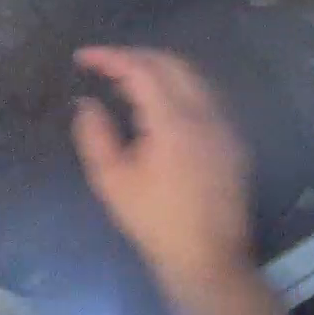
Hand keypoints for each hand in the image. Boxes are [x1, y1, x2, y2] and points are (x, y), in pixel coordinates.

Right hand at [70, 47, 254, 300]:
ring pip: (192, 76)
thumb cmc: (153, 220)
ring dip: (156, 68)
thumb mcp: (110, 179)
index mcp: (174, 122)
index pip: (140, 69)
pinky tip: (156, 102)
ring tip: (124, 79)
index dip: (109, 57)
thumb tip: (87, 103)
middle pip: (171, 63)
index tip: (82, 57)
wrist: (208, 259)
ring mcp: (224, 127)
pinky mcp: (232, 141)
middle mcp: (205, 115)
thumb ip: (94, 133)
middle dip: (133, 55)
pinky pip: (203, 95)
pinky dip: (176, 85)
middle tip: (102, 63)